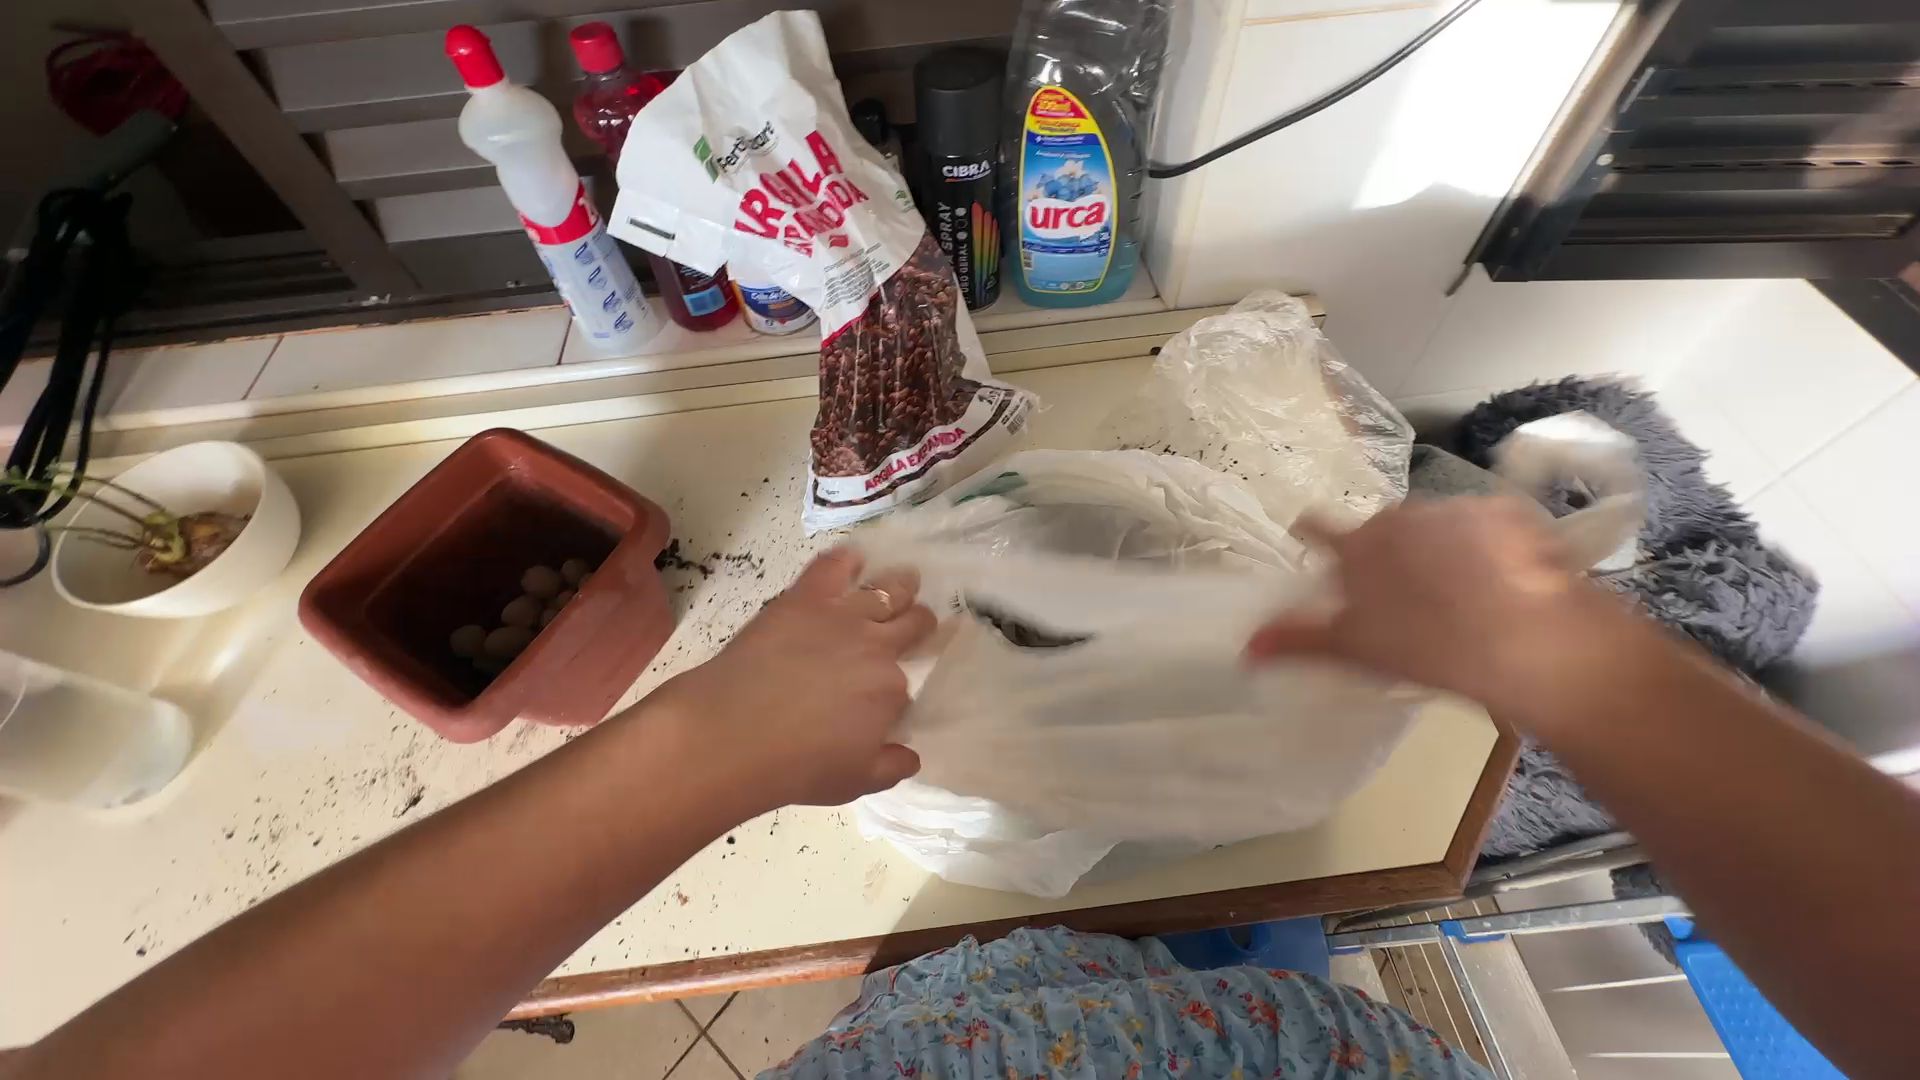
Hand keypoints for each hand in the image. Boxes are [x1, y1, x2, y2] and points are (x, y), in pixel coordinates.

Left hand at [647, 548, 935, 810]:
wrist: (735, 732)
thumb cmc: (796, 765)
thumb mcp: (855, 781)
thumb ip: (890, 767)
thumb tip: (912, 756)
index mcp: (891, 692)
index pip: (906, 686)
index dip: (899, 691)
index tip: (893, 693)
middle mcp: (877, 647)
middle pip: (914, 624)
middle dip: (922, 622)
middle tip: (922, 620)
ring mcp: (844, 617)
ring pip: (887, 590)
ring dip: (902, 585)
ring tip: (908, 580)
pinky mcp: (807, 597)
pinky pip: (834, 567)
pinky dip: (847, 559)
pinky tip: (855, 557)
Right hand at [1246, 497, 1633, 720]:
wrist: (1534, 641)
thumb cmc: (1429, 645)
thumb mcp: (1355, 649)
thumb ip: (1297, 641)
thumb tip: (1245, 647)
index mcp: (1356, 545)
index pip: (1315, 527)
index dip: (1310, 536)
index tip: (1310, 545)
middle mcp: (1398, 517)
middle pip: (1376, 528)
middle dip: (1381, 552)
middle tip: (1396, 594)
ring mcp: (1453, 510)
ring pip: (1428, 525)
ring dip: (1431, 547)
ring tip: (1451, 590)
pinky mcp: (1506, 515)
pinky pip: (1480, 524)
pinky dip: (1482, 545)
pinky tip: (1496, 578)